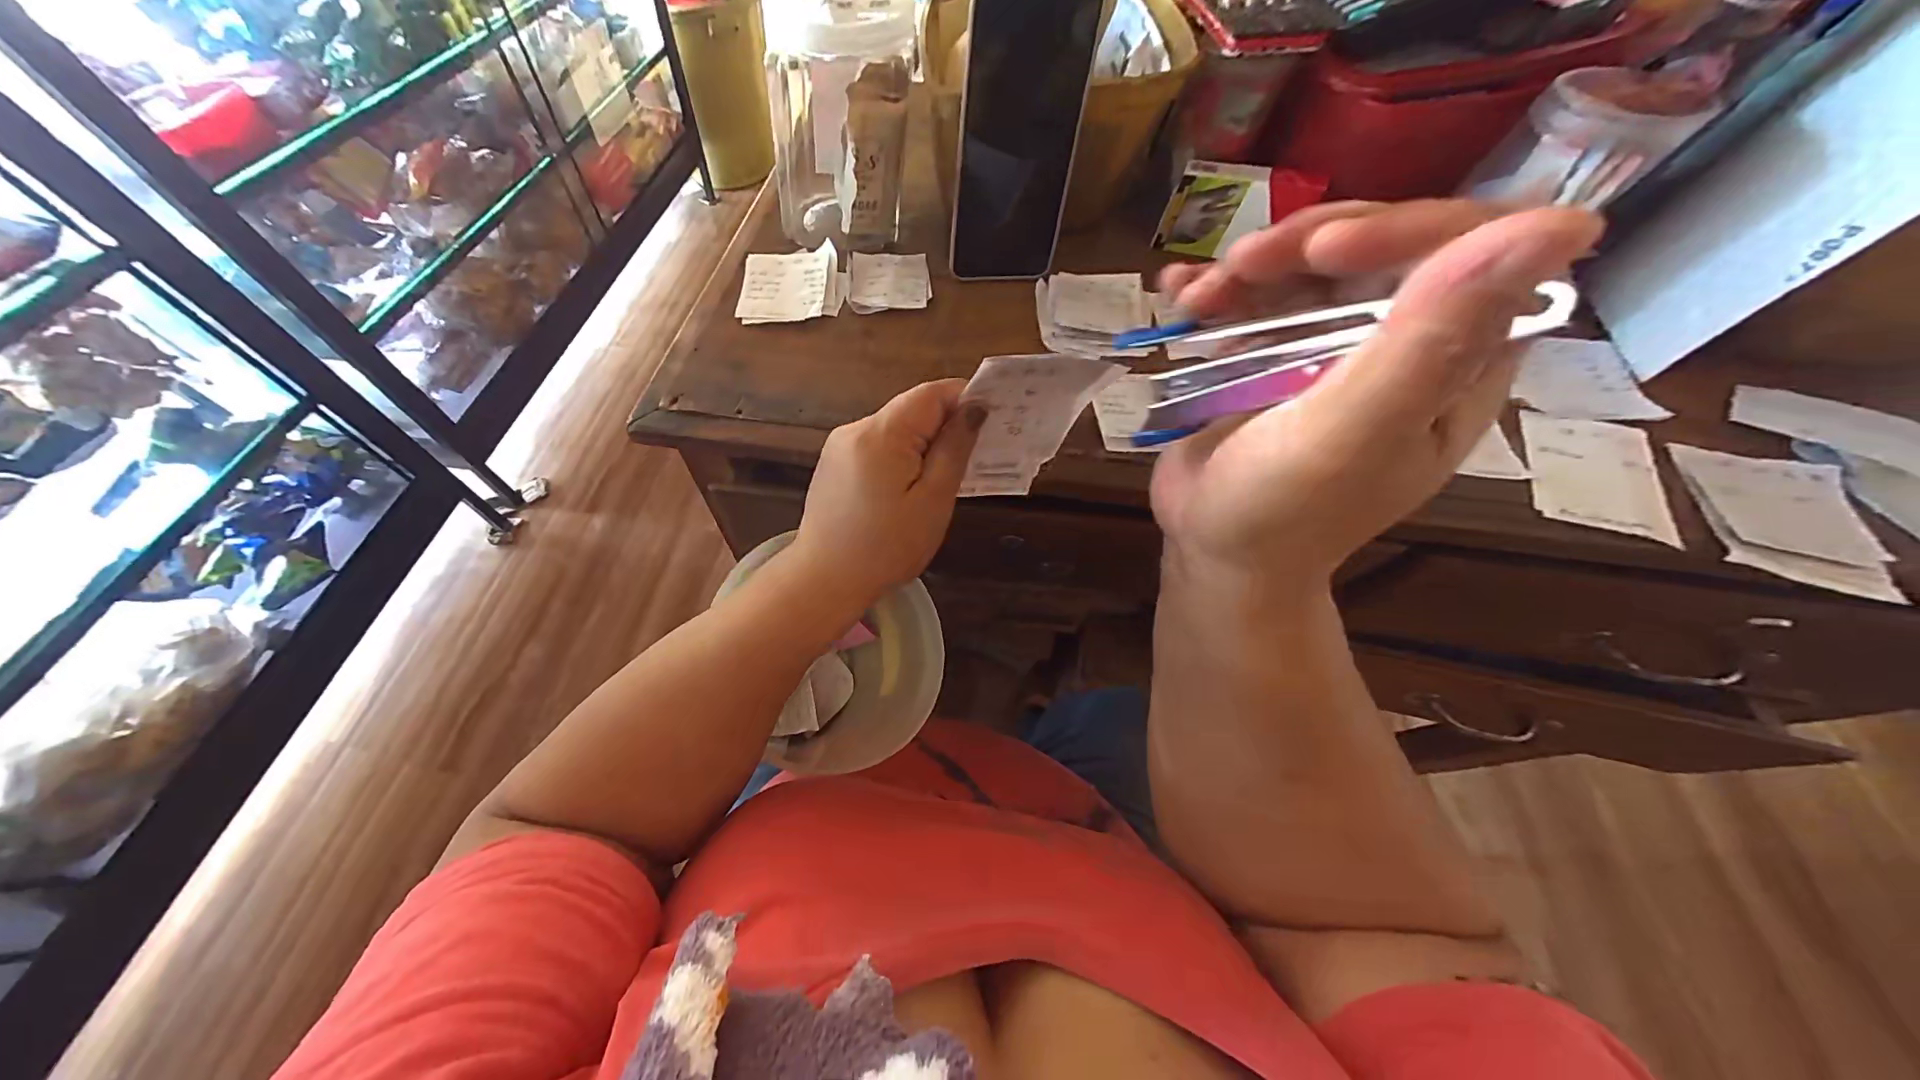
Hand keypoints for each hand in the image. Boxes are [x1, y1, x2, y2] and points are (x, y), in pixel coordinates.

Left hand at [789, 379, 984, 605]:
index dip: (966, 399)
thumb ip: (954, 448)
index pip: (933, 393)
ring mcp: (841, 446)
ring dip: (925, 444)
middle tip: (979, 455)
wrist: (824, 581)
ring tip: (947, 478)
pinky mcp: (835, 464)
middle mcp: (857, 428)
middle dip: (947, 425)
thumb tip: (975, 408)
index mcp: (882, 432)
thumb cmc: (885, 547)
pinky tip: (912, 489)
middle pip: (913, 409)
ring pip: (896, 429)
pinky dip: (902, 457)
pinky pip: (878, 447)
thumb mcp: (933, 500)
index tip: (995, 421)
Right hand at [1151, 202, 1602, 583]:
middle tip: (1241, 265)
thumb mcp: (1352, 436)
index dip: (1403, 231)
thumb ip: (1427, 345)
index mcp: (1454, 363)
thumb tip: (1562, 222)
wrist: (1212, 552)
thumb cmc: (1282, 512)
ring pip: (1310, 264)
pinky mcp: (1277, 354)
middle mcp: (1403, 344)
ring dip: (1247, 267)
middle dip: (1305, 243)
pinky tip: (1176, 296)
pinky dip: (1216, 288)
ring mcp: (1334, 347)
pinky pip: (1257, 298)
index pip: (1469, 253)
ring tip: (1196, 298)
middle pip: (1378, 246)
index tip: (1323, 250)